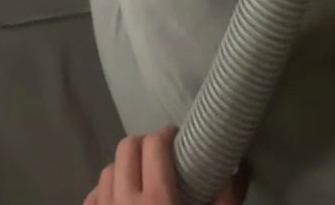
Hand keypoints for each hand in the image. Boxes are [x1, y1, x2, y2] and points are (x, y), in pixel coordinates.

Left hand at [84, 127, 247, 204]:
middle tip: (162, 156)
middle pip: (127, 148)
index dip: (167, 136)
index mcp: (158, 200)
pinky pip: (92, 197)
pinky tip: (121, 200)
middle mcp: (125, 202)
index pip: (154, 144)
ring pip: (107, 170)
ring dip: (125, 168)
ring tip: (143, 178)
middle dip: (145, 146)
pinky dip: (105, 193)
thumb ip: (227, 198)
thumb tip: (242, 165)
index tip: (178, 140)